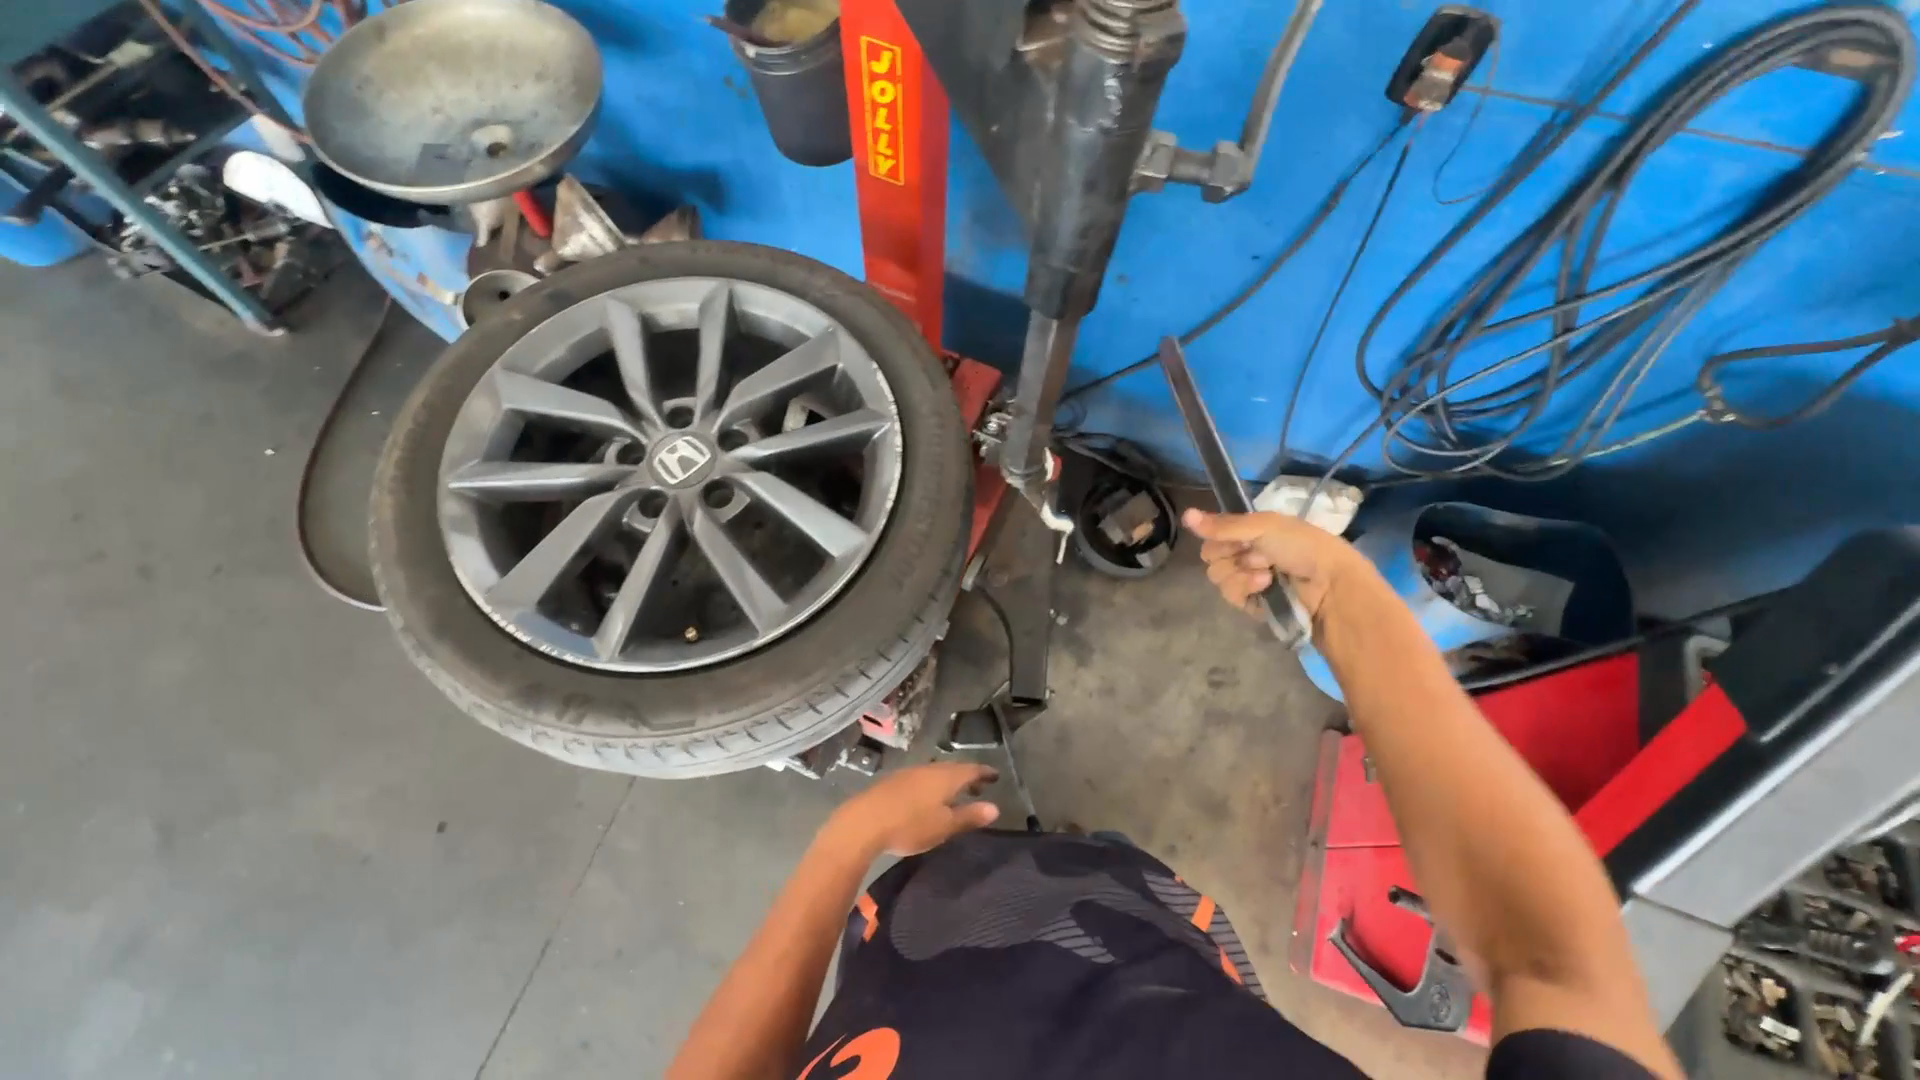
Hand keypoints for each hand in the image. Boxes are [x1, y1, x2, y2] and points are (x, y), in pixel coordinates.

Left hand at [821, 763, 1001, 858]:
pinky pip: (920, 779)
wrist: (864, 822)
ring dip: (948, 782)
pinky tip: (927, 799)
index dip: (984, 773)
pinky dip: (931, 786)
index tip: (995, 776)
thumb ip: (969, 816)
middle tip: (978, 788)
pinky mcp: (892, 782)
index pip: (972, 770)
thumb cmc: (910, 824)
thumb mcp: (945, 826)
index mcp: (946, 777)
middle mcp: (929, 769)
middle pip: (953, 769)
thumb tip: (995, 808)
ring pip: (935, 773)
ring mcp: (908, 774)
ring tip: (954, 796)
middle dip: (967, 777)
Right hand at [1183, 508, 1366, 623]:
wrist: (1329, 586)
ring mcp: (1249, 581)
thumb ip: (1223, 525)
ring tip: (1266, 572)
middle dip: (1230, 554)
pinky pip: (1230, 595)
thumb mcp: (1264, 526)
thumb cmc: (1302, 547)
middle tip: (1255, 554)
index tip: (1234, 536)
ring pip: (1217, 576)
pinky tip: (1265, 584)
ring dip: (1240, 571)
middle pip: (1211, 555)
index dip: (1219, 535)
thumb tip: (1185, 514)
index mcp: (1254, 532)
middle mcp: (1248, 555)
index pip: (1216, 533)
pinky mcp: (1251, 604)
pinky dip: (1246, 587)